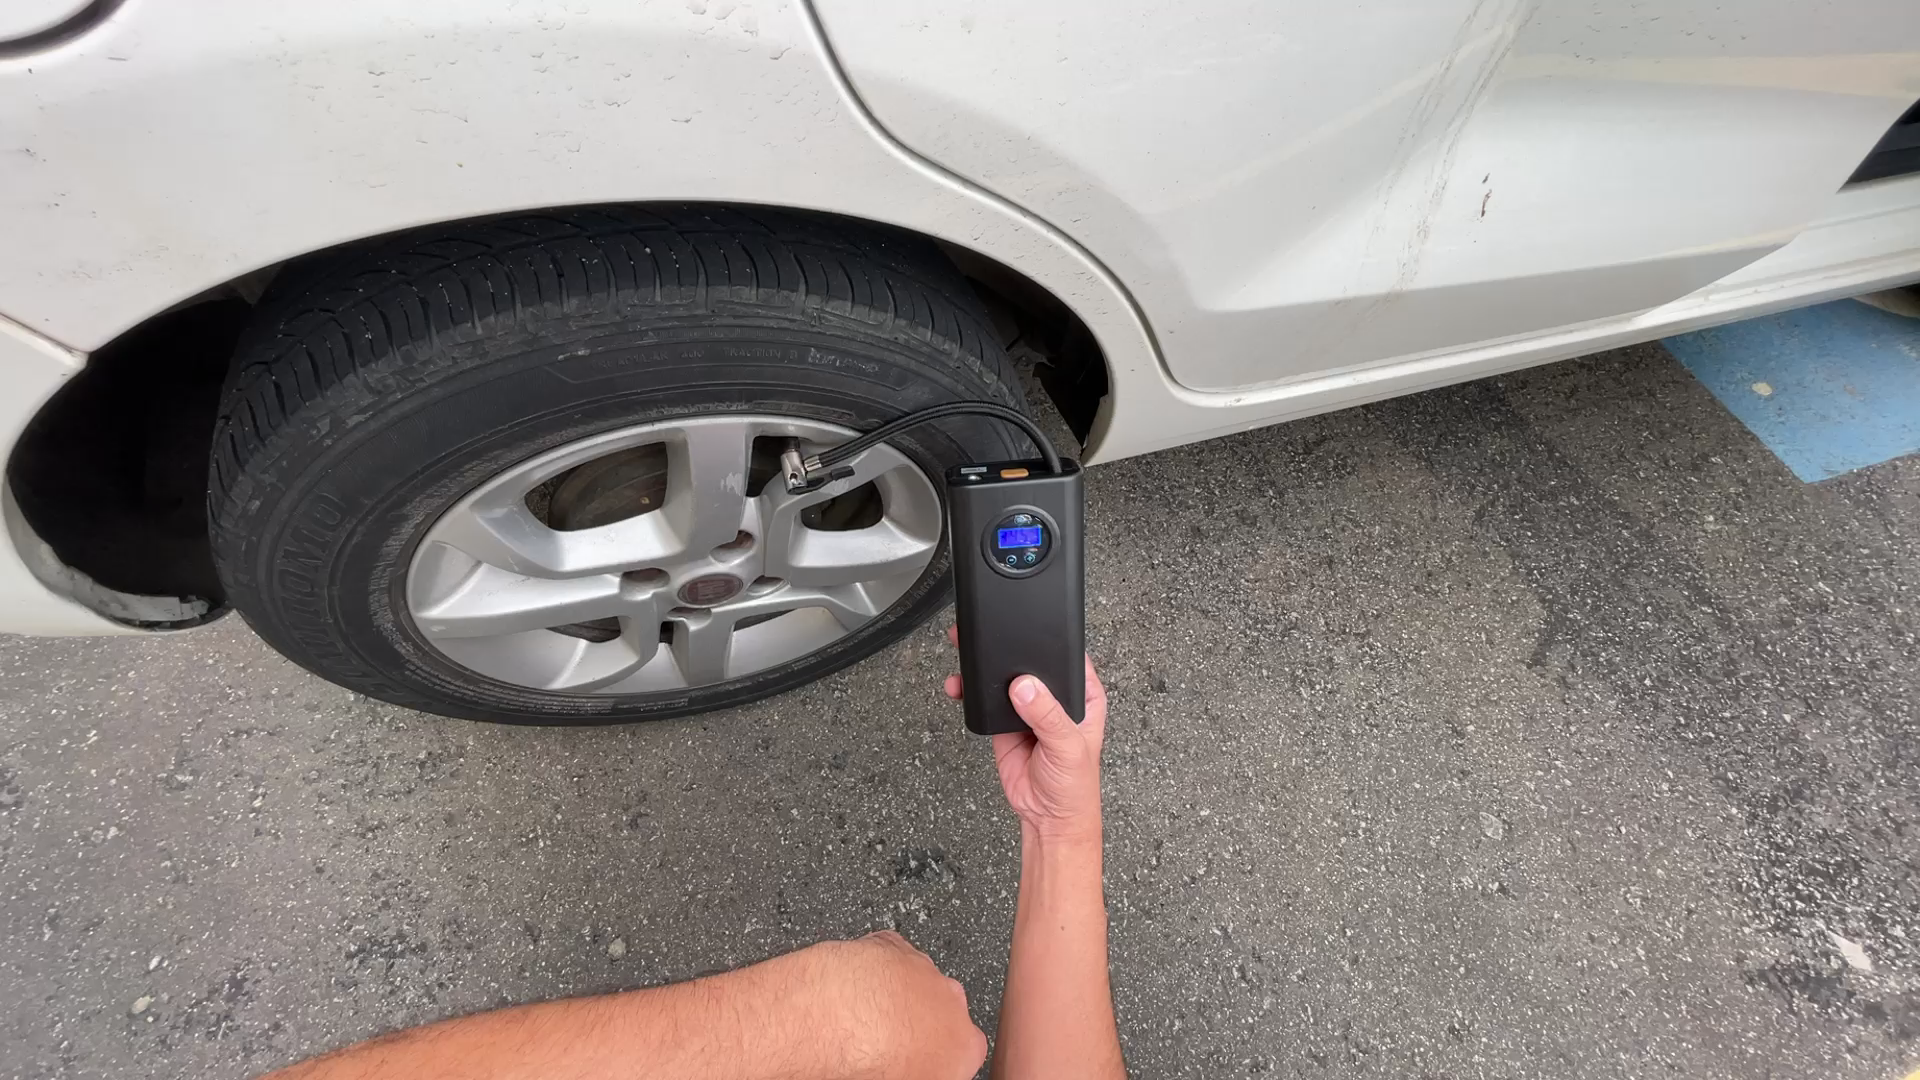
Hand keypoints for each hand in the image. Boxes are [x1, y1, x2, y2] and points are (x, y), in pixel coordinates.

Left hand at [769, 930, 987, 1079]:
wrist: (846, 1016)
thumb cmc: (878, 1062)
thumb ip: (925, 1072)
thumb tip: (912, 1068)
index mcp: (965, 1045)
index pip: (965, 1054)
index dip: (940, 1062)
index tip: (920, 1067)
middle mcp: (952, 1001)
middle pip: (943, 1013)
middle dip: (923, 1025)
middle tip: (892, 1046)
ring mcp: (924, 967)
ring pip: (916, 982)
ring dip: (898, 998)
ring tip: (868, 1020)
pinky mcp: (895, 944)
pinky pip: (890, 957)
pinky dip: (877, 970)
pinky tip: (859, 990)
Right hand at [943, 626, 1108, 842]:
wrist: (1047, 818)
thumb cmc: (1074, 786)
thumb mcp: (1068, 748)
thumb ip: (1048, 716)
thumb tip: (1026, 687)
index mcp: (1083, 694)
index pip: (1067, 657)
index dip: (1052, 642)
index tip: (1031, 630)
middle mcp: (1055, 697)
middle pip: (1031, 662)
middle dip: (1010, 650)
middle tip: (989, 635)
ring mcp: (1027, 708)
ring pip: (1005, 678)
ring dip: (986, 668)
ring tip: (968, 655)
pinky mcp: (1004, 721)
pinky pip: (985, 699)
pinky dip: (971, 691)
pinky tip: (961, 686)